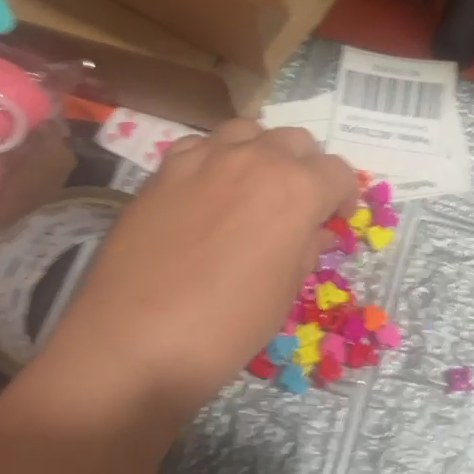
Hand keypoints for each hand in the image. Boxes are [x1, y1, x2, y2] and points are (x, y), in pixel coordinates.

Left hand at [47, 120, 356, 411]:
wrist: (130, 341)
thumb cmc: (225, 327)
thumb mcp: (283, 295)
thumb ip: (304, 251)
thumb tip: (315, 233)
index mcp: (297, 189)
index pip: (338, 173)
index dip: (343, 197)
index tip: (335, 221)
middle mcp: (256, 160)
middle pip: (296, 141)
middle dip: (306, 168)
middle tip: (299, 207)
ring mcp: (204, 159)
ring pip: (248, 132)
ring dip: (261, 153)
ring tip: (255, 189)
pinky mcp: (163, 171)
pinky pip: (201, 146)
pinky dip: (215, 159)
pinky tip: (208, 192)